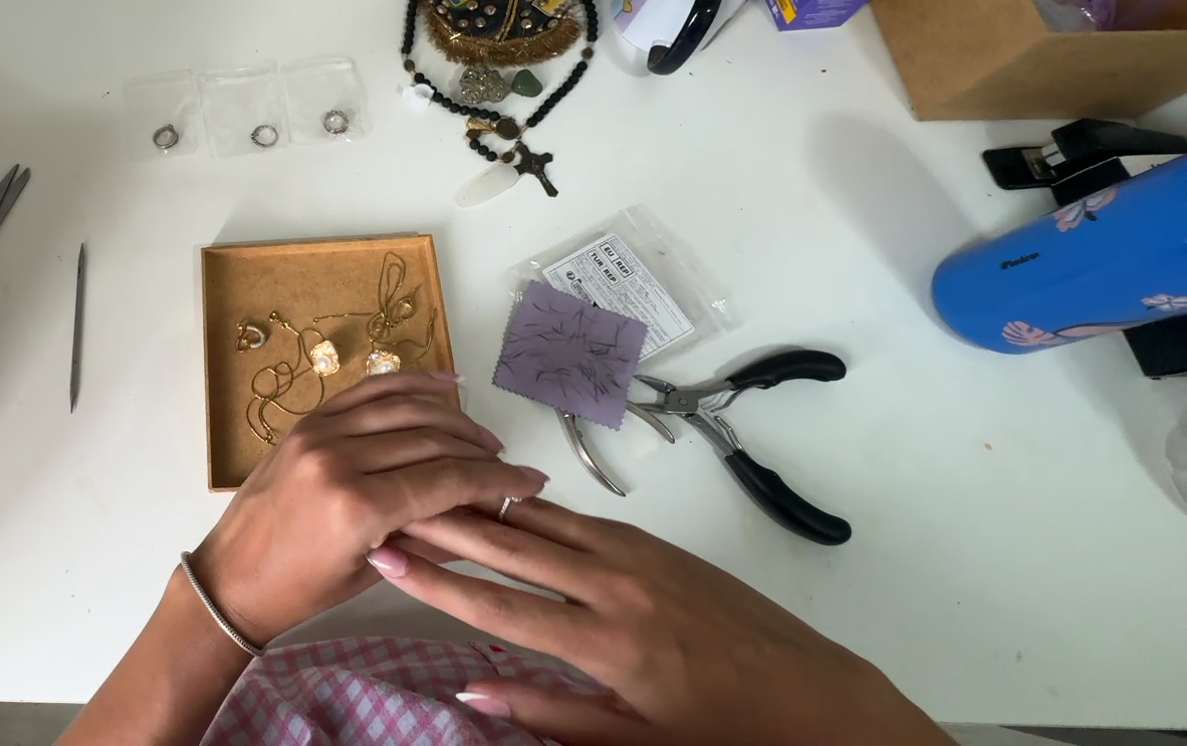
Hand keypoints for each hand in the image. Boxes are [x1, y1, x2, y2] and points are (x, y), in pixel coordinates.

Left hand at [189, 371, 545, 645]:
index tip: (530, 482)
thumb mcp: (373, 574)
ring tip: (483, 435)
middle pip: (429, 440)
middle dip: (478, 451)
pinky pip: (365, 390)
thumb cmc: (301, 589)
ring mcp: (319, 431)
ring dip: (451, 416)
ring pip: (403, 407)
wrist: (232, 574)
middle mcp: (339, 458)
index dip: (496, 480)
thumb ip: (432, 539)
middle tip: (507, 464)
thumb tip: (490, 517)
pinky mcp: (307, 419)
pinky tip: (443, 383)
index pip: (445, 479)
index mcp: (356, 507)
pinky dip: (407, 382)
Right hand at [368, 499, 952, 745]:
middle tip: (391, 502)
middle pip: (508, 543)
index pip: (497, 607)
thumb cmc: (728, 736)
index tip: (386, 557)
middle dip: (444, 522)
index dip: (434, 583)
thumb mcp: (639, 744)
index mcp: (607, 645)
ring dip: (483, 505)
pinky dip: (530, 508)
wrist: (824, 703)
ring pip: (538, 516)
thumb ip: (550, 712)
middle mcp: (612, 585)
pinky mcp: (651, 541)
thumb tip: (472, 692)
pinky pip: (573, 516)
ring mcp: (633, 554)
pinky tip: (504, 506)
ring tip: (432, 491)